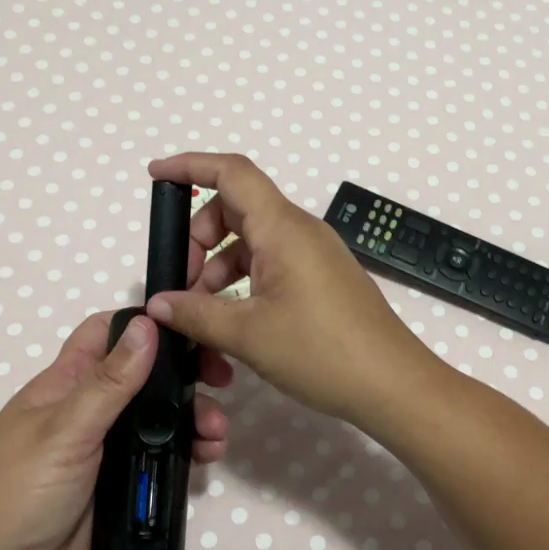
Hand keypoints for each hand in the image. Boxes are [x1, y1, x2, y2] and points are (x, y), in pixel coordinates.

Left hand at [0, 311, 231, 549]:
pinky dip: (190, 451)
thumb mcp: (63, 431)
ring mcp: (109, 450)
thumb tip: (149, 324)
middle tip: (222, 381)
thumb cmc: (17, 495)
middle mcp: (90, 411)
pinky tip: (208, 455)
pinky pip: (165, 457)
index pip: (106, 334)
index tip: (191, 330)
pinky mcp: (126, 486)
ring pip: (162, 418)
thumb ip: (110, 382)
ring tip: (217, 433)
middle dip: (185, 376)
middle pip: (147, 376)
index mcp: (64, 385)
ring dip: (194, 417)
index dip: (145, 325)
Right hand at [144, 152, 447, 426]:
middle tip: (180, 282)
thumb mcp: (248, 334)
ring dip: (218, 268)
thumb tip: (158, 303)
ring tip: (200, 315)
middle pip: (237, 209)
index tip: (156, 176)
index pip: (231, 173)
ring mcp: (314, 255)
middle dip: (199, 237)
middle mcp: (300, 231)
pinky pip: (272, 265)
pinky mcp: (322, 280)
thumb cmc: (322, 351)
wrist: (392, 384)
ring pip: (252, 242)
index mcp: (283, 228)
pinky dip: (243, 283)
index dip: (190, 166)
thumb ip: (196, 313)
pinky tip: (231, 323)